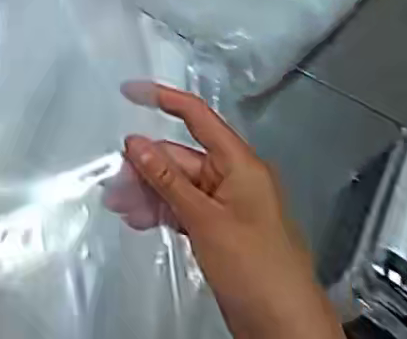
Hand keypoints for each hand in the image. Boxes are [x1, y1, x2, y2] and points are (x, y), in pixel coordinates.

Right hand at [112, 84, 342, 338]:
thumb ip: (167, 179)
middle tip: (115, 184)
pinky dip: (161, 211)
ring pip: (177, 185)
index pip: (196, 115)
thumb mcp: (205, 221)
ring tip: (120, 207)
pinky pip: (183, 208)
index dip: (162, 98)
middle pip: (179, 157)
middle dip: (145, 167)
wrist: (290, 335)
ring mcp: (225, 205)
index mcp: (238, 163)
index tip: (129, 92)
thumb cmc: (256, 269)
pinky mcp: (219, 231)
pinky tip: (138, 219)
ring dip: (148, 192)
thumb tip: (134, 142)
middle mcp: (232, 177)